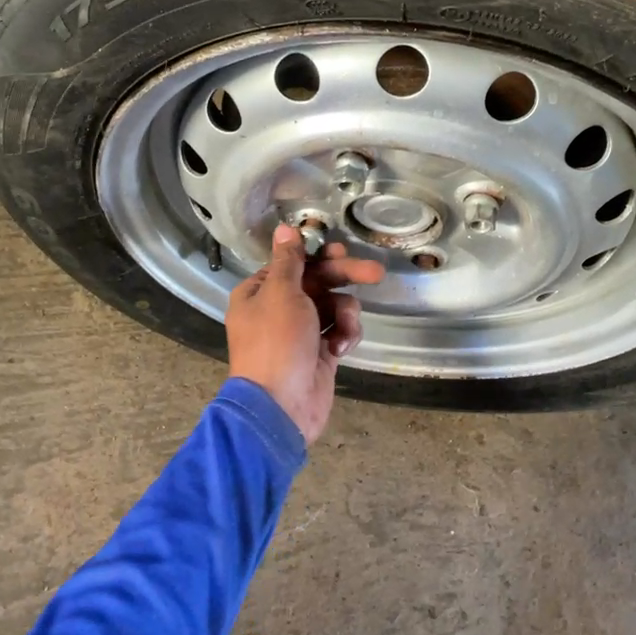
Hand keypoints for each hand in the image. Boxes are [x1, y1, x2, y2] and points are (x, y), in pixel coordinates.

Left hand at [225, 224, 384, 445]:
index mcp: (260, 292)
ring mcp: (300, 333)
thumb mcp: (281, 293)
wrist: (280, 407)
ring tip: (343, 330)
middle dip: (345, 278)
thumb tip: (284, 228)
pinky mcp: (319, 354)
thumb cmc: (276, 343)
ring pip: (334, 307)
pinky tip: (340, 350)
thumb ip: (289, 260)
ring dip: (345, 314)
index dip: (318, 257)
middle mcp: (278, 309)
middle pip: (318, 282)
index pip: (293, 264)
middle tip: (376, 272)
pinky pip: (339, 332)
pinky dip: (344, 337)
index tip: (342, 252)